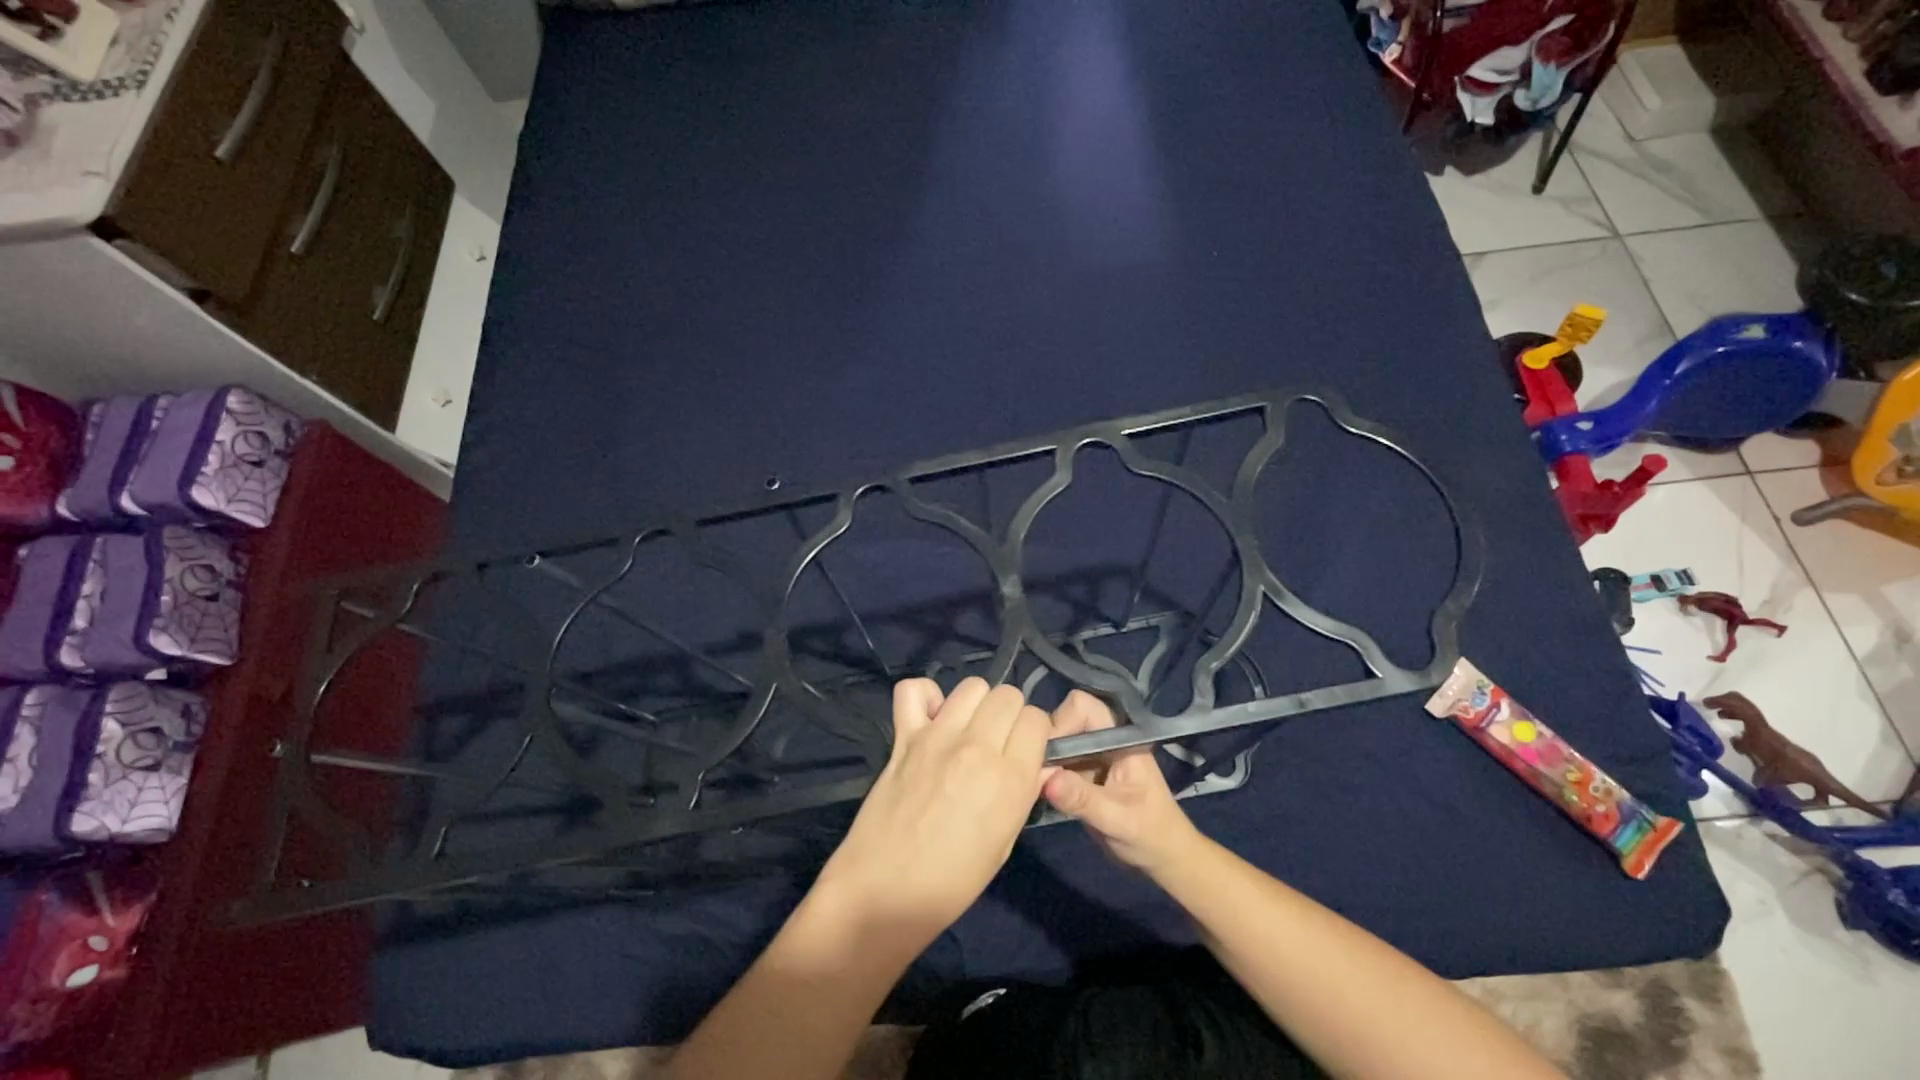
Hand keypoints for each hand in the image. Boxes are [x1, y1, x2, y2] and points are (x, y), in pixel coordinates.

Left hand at [813, 677, 1051, 947]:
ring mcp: (937, 737)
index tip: (1026, 752)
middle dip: (1011, 715)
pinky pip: (914, 691)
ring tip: (968, 732)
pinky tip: (931, 720)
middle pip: (1008, 695)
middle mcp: (978, 747)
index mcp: (1010, 777)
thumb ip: (1024, 793)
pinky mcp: (903, 737)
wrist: (886, 892)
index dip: (1035, 733)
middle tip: (998, 744)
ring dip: (977, 705)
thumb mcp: (1005, 843)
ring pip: (973, 686)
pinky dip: (926, 697)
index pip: (1037, 719)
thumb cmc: (953, 881)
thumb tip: (1041, 764)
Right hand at [1042, 690, 1201, 876]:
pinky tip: (1040, 792)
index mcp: (1120, 740)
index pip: (1084, 707)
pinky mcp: (1081, 775)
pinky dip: (1045, 775)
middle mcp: (1103, 742)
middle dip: (1047, 742)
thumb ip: (1083, 799)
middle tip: (1037, 773)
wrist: (1162, 857)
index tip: (1049, 754)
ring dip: (1043, 760)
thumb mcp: (1118, 819)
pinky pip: (1056, 763)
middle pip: (1064, 720)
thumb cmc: (1151, 834)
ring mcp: (1091, 758)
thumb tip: (1048, 780)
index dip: (1063, 722)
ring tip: (1036, 785)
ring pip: (1057, 742)